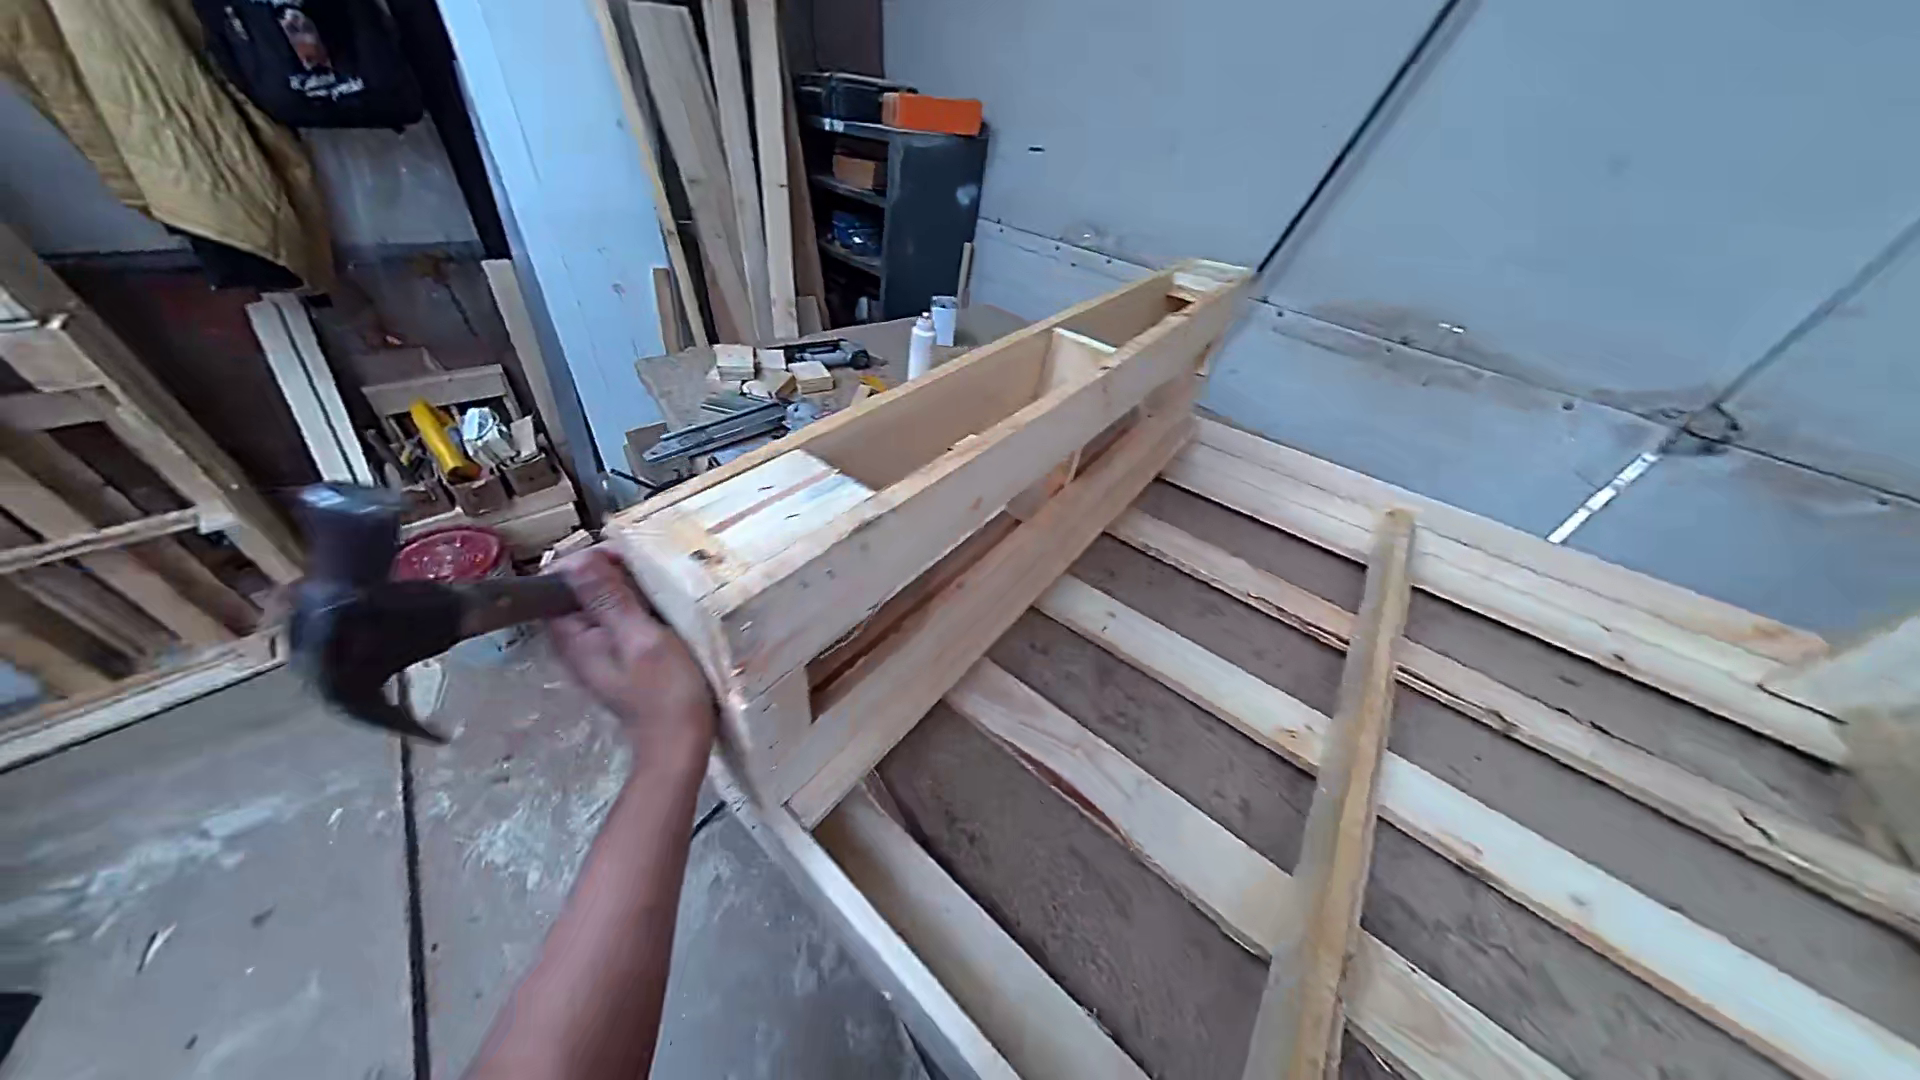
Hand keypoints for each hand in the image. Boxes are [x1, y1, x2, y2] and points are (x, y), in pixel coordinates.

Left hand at [547, 549, 715, 764]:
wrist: (681, 740)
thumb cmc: (665, 690)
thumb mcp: (640, 638)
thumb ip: (609, 600)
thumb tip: (575, 560)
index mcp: (574, 637)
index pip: (561, 583)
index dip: (589, 563)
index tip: (627, 559)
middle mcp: (578, 642)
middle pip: (582, 592)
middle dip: (613, 574)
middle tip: (651, 574)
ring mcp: (599, 651)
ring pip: (604, 605)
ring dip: (630, 591)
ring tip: (661, 586)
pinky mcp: (621, 657)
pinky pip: (621, 620)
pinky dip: (640, 608)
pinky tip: (664, 609)